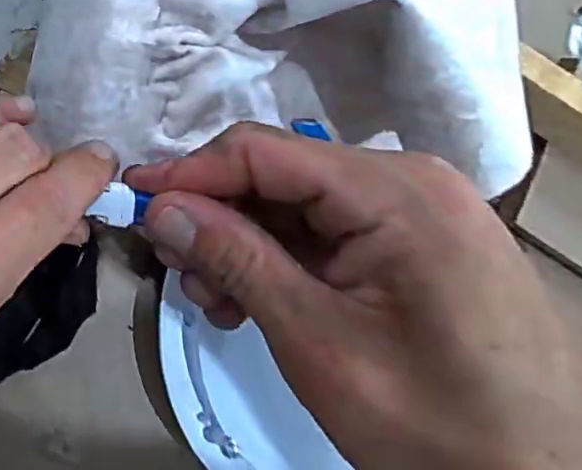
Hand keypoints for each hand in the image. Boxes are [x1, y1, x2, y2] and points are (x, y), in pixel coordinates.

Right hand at [125, 124, 581, 469]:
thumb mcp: (322, 347)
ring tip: (216, 296)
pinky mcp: (422, 236)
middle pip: (281, 173)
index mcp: (394, 189)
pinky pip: (334, 226)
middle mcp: (407, 176)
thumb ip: (237, 263)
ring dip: (249, 240)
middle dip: (219, 214)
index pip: (263, 151)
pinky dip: (289, 256)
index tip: (135, 196)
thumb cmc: (447, 431)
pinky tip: (263, 295)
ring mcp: (420, 204)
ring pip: (302, 201)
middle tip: (175, 268)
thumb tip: (159, 207)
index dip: (191, 170)